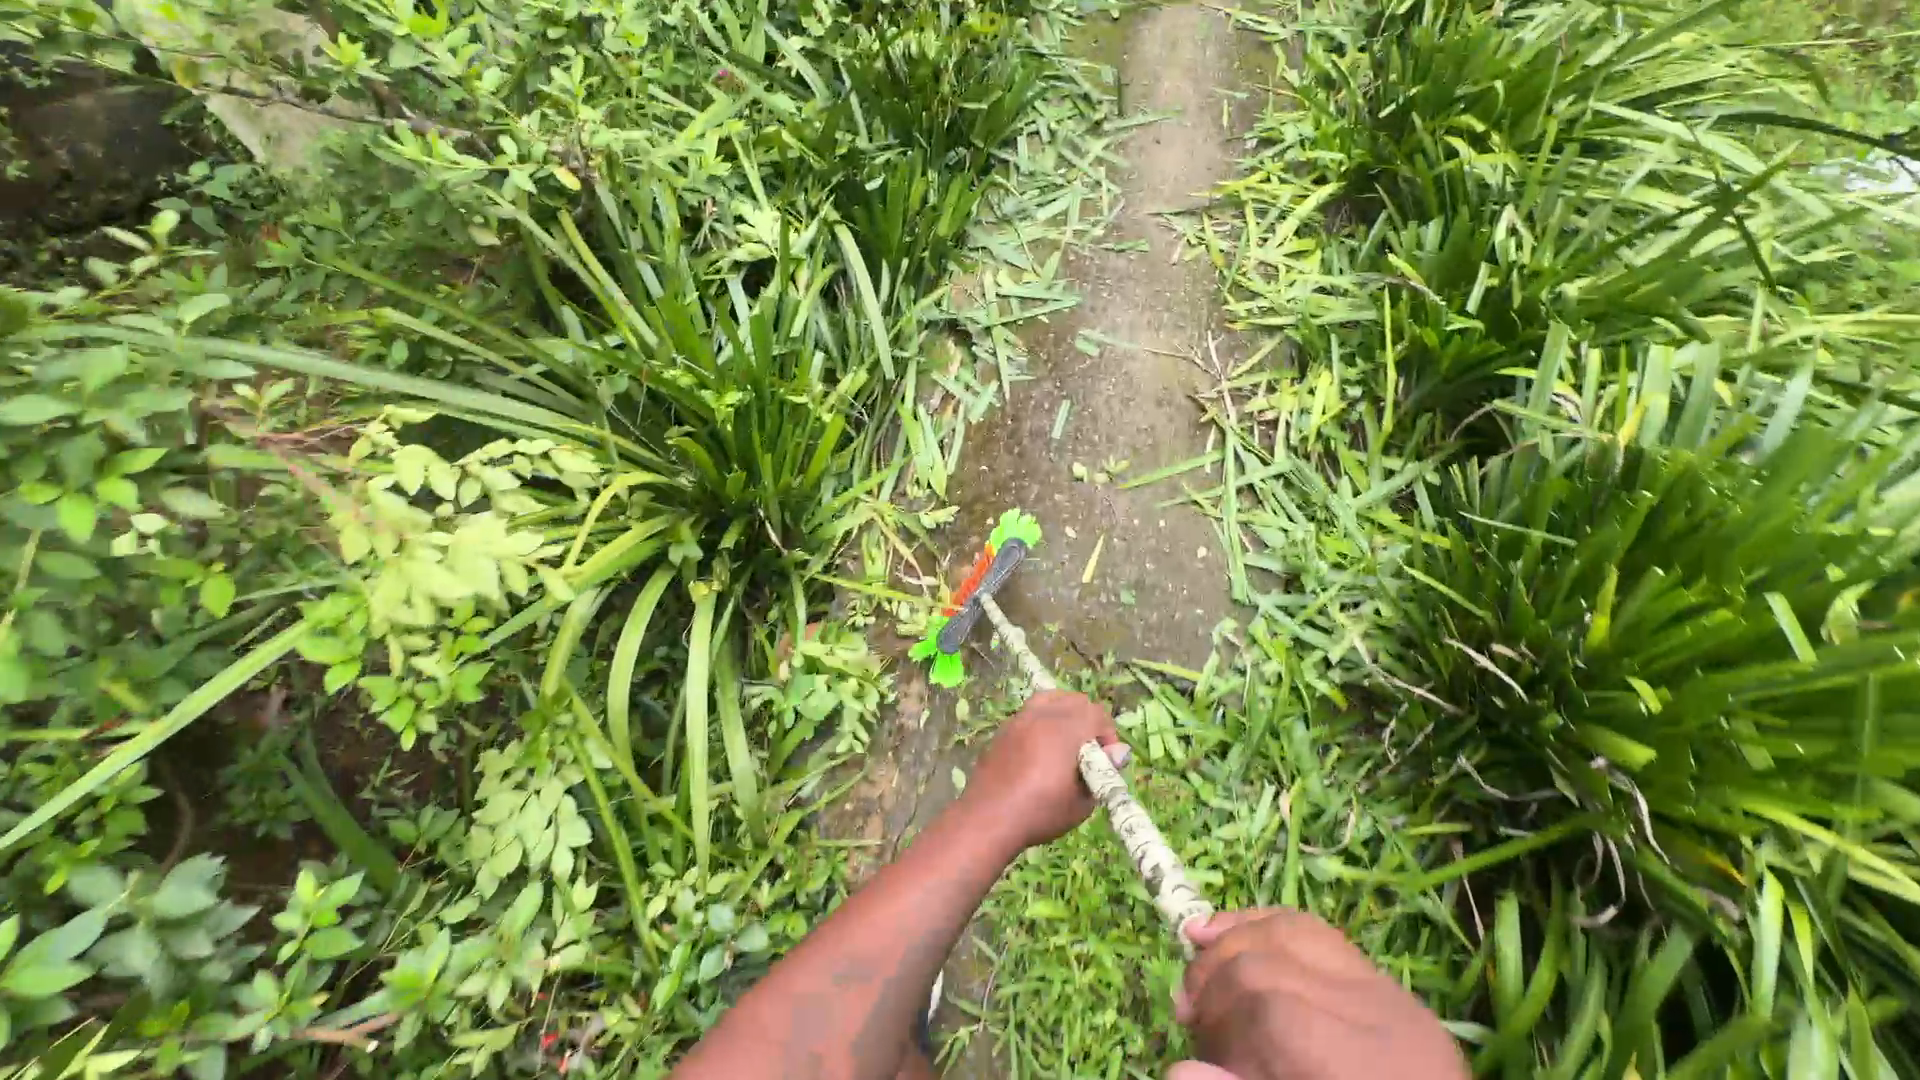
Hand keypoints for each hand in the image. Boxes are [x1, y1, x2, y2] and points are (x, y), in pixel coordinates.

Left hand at [959, 690, 1127, 851]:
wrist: (988, 818)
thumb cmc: (1040, 811)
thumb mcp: (1082, 801)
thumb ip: (1104, 773)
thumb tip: (1118, 753)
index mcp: (1064, 728)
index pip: (1096, 713)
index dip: (1108, 734)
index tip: (1107, 760)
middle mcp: (1041, 715)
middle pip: (1074, 700)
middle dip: (1088, 720)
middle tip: (1089, 752)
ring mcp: (1019, 719)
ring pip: (1049, 699)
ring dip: (1064, 714)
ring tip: (1066, 743)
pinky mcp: (1003, 730)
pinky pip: (1029, 713)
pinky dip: (1042, 721)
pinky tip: (1041, 750)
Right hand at [1169, 909, 1467, 1079]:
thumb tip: (1177, 1069)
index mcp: (1371, 1070)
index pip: (1277, 1013)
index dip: (1224, 1026)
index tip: (1200, 1058)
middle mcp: (1388, 1019)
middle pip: (1274, 965)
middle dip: (1215, 987)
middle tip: (1192, 1026)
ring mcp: (1389, 992)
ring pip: (1293, 930)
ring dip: (1229, 945)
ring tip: (1198, 988)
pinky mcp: (1383, 984)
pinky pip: (1314, 931)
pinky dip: (1259, 925)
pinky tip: (1218, 934)